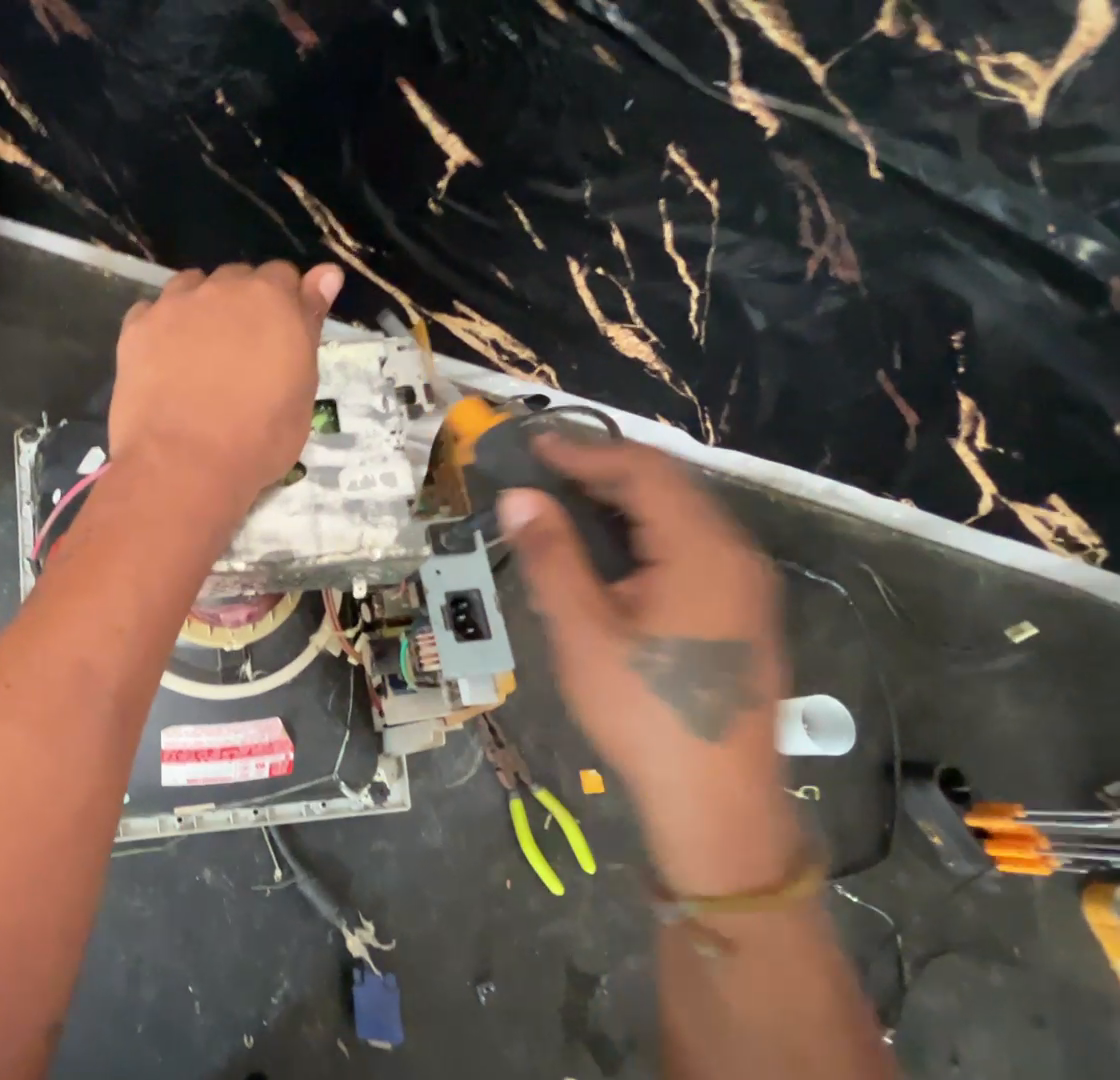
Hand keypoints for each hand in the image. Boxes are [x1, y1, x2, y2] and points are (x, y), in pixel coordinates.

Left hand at [110, 262, 343, 502]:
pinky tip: (163, 360)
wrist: (181, 464)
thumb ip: (308, 327)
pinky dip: (160, 328)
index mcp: (272, 301)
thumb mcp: (302, 392)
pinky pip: (151, 312)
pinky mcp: (136, 328)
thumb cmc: (257, 440)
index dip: (283, 308)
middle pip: (236, 280)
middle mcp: (223, 290)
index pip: (284, 278)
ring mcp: (174, 306)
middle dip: (241, 306)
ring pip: (192, 287)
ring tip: (199, 353)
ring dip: (200, 308)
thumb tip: (326, 275)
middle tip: (240, 354)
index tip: (280, 340)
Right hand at [499, 435, 798, 891]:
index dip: (585, 452)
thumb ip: (552, 556)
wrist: (716, 799)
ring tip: (568, 495)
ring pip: (683, 515)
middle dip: (606, 468)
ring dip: (626, 497)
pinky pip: (691, 545)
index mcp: (702, 550)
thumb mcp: (583, 631)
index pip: (644, 473)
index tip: (532, 445)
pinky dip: (645, 528)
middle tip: (545, 465)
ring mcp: (745, 584)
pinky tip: (612, 547)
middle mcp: (735, 554)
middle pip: (670, 486)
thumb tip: (521, 496)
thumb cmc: (642, 711)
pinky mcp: (740, 611)